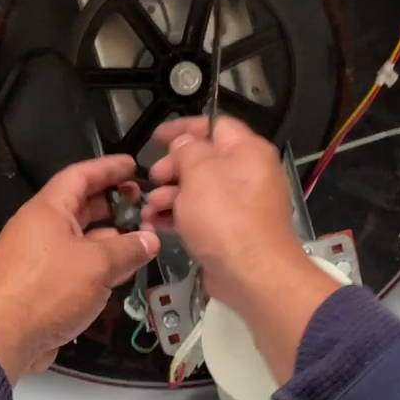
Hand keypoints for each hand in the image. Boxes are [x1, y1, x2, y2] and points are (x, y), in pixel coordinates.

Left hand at [0, 155, 159, 381]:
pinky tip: (118, 275)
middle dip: (112, 204)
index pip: (80, 175)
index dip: (108, 168)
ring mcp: (37, 259)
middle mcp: (39, 229)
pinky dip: (96, 266)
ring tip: (140, 241)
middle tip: (143, 205)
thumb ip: (128, 249)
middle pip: (80, 207)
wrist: (0, 337)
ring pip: (79, 240)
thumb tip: (150, 239)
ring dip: (108, 239)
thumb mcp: (97, 264)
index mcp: (47, 209)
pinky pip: (73, 267)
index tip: (132, 165)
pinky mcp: (38, 287)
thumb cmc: (47, 288)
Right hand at [143, 116, 339, 381]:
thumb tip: (184, 144)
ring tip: (148, 208)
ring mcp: (241, 205)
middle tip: (153, 177)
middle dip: (172, 168)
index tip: (157, 136)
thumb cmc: (225, 216)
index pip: (215, 125)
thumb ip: (187, 150)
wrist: (251, 273)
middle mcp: (248, 174)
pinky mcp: (231, 232)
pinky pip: (201, 216)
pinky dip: (179, 217)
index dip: (184, 127)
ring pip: (199, 191)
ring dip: (169, 196)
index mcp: (247, 151)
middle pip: (204, 160)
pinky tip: (156, 224)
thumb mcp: (198, 172)